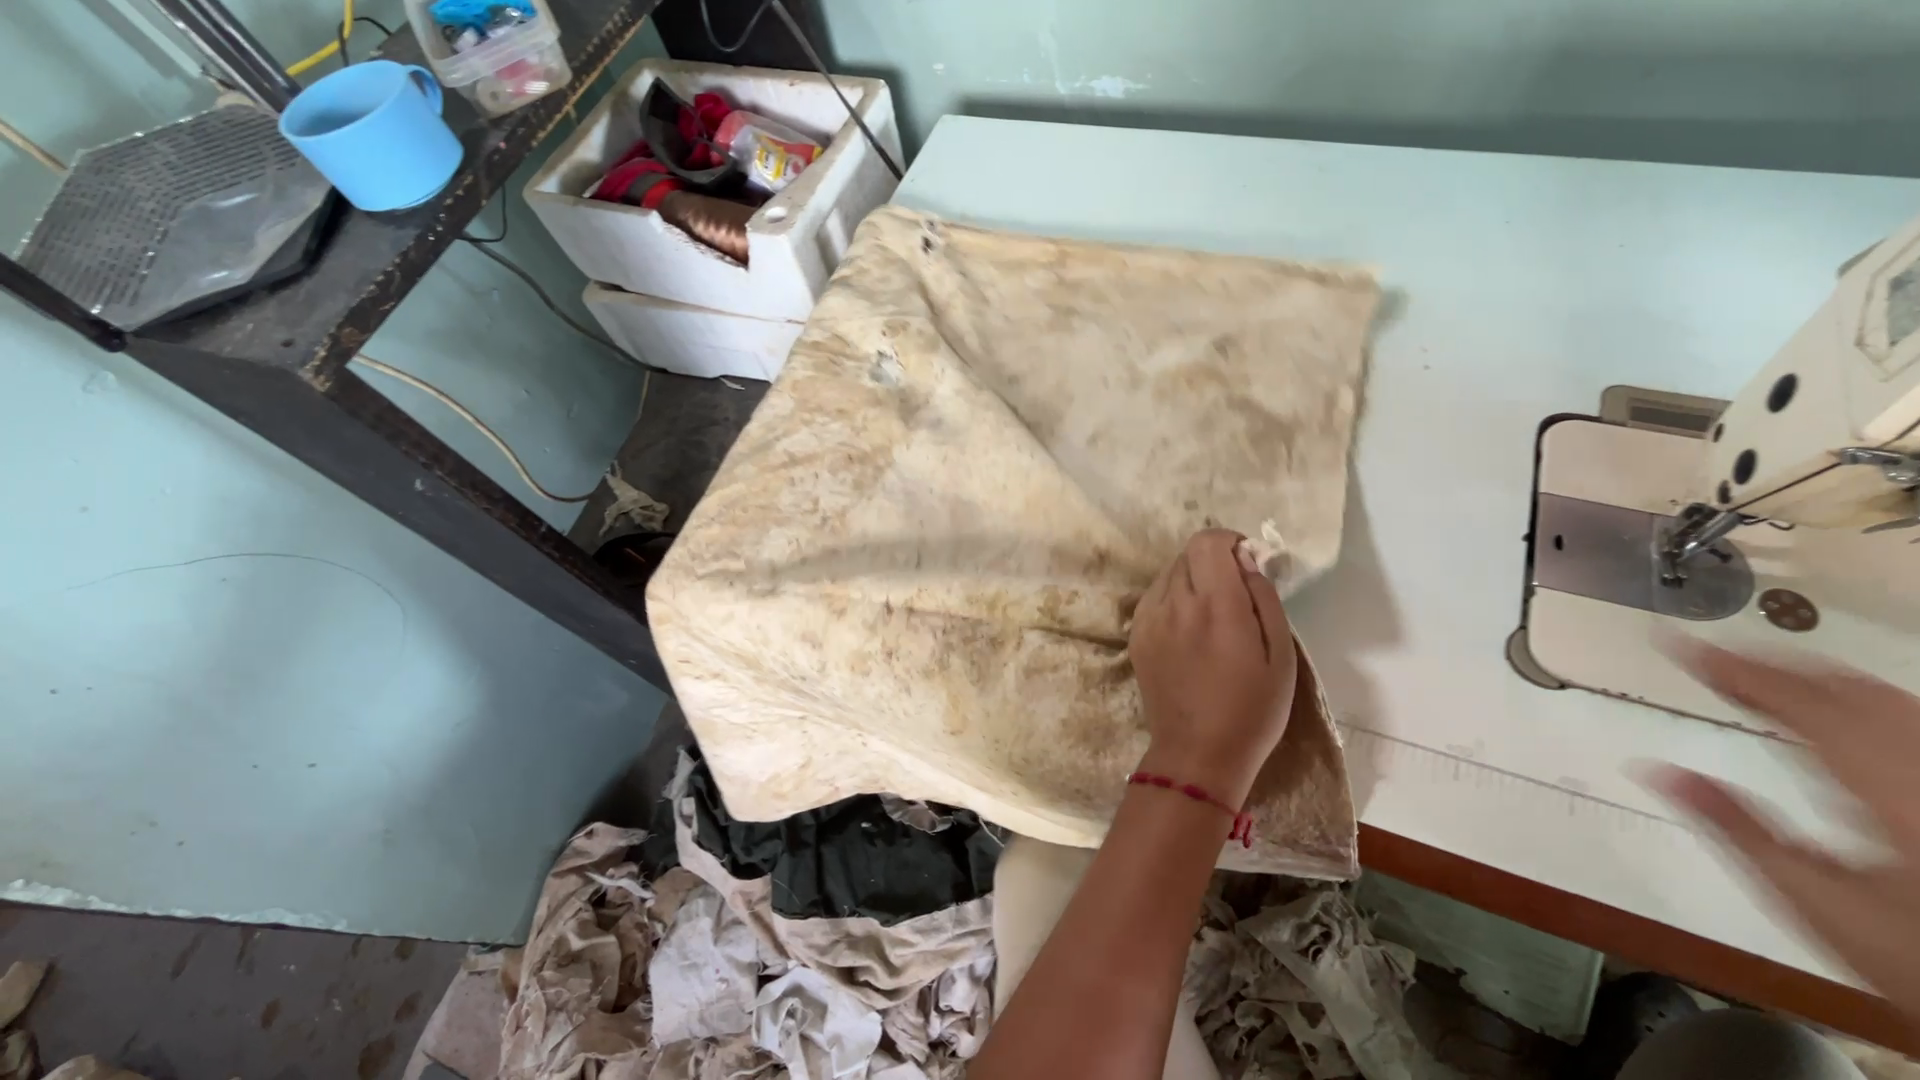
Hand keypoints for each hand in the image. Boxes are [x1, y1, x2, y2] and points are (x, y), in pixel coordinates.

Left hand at [1129, 529, 1295, 806]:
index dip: (1230, 544)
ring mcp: (1149, 619)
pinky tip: (1189, 633)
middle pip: (1188, 554)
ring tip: (1211, 619)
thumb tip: (1248, 562)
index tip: (1247, 567)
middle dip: (1214, 563)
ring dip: (1192, 582)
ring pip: (1169, 574)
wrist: (1197, 755)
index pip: (1208, 541)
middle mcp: (1175, 603)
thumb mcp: (1281, 655)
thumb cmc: (1252, 710)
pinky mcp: (1136, 636)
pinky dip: (1173, 601)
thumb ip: (1264, 598)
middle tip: (1234, 598)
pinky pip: (1154, 598)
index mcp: (1216, 605)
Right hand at [1650, 644, 1919, 1019]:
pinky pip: (1907, 718)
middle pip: (1850, 692)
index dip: (1733, 668)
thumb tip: (1654, 771)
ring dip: (1814, 676)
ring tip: (1755, 669)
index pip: (1799, 705)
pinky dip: (1855, 698)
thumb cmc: (1901, 952)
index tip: (1673, 642)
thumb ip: (1733, 826)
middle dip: (1773, 664)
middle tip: (1707, 652)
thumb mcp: (1807, 897)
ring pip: (1887, 699)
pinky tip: (1831, 706)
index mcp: (1884, 791)